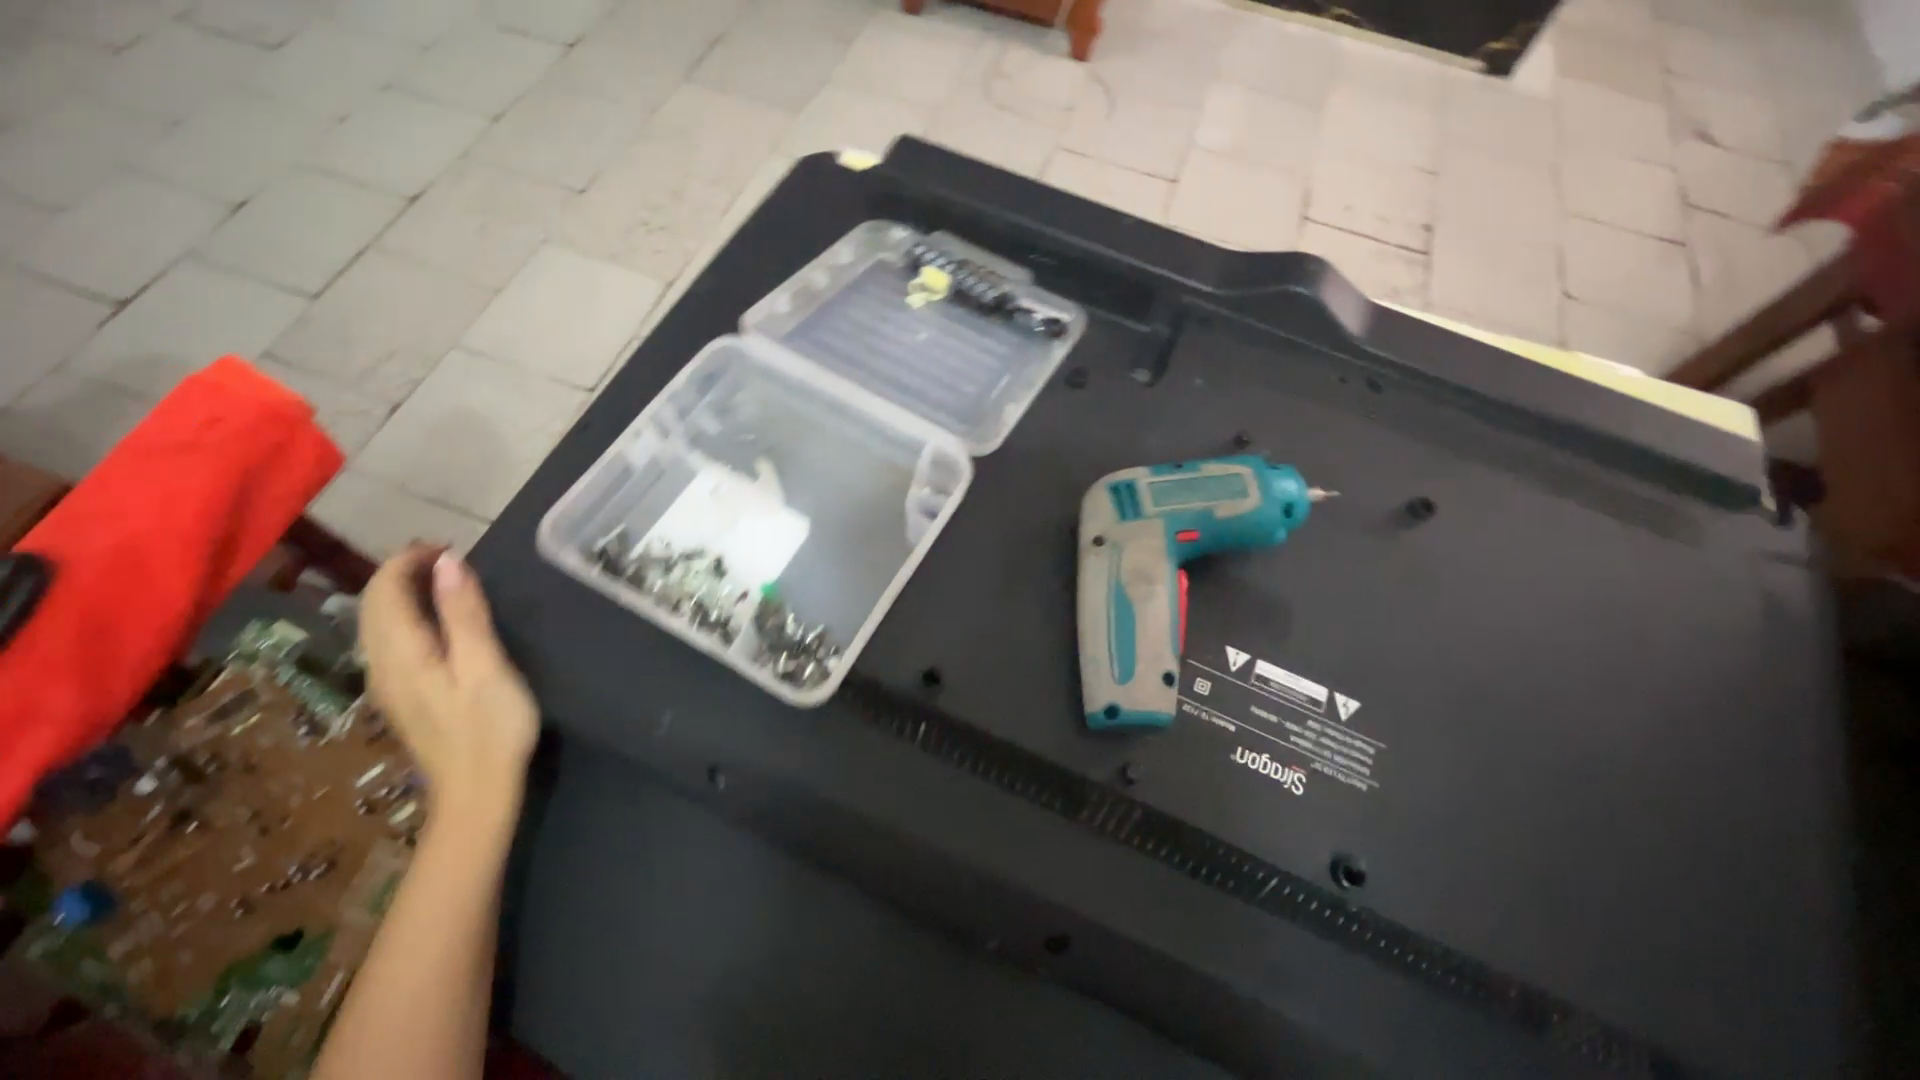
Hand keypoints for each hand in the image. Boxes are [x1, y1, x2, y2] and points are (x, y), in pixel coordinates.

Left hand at [359, 545, 538, 821]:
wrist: (477, 793)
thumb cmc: (490, 728)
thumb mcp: (486, 666)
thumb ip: (465, 614)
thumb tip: (448, 563)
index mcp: (401, 653)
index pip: (384, 590)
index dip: (409, 560)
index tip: (449, 547)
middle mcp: (381, 664)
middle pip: (373, 605)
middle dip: (402, 572)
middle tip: (448, 558)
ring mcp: (387, 684)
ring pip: (377, 624)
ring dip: (402, 594)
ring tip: (445, 582)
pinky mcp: (402, 697)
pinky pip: (389, 642)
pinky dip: (406, 617)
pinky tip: (437, 622)